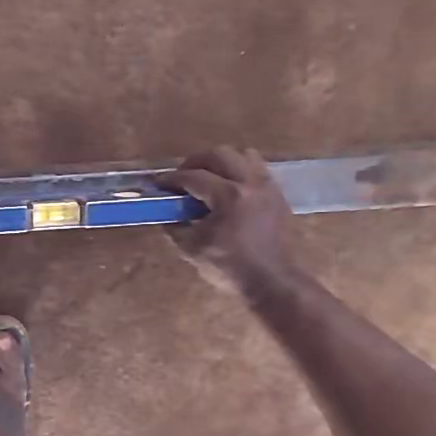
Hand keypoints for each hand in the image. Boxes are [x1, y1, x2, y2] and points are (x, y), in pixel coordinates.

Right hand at [155, 146, 300, 297]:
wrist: (270, 281)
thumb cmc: (229, 267)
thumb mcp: (192, 249)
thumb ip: (175, 226)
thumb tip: (166, 213)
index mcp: (228, 196)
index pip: (193, 177)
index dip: (172, 179)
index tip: (159, 184)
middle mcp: (250, 182)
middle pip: (218, 154)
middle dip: (195, 162)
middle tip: (182, 177)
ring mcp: (267, 186)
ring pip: (242, 155)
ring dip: (221, 162)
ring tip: (208, 178)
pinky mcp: (276, 194)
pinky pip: (257, 168)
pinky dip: (239, 170)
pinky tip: (230, 188)